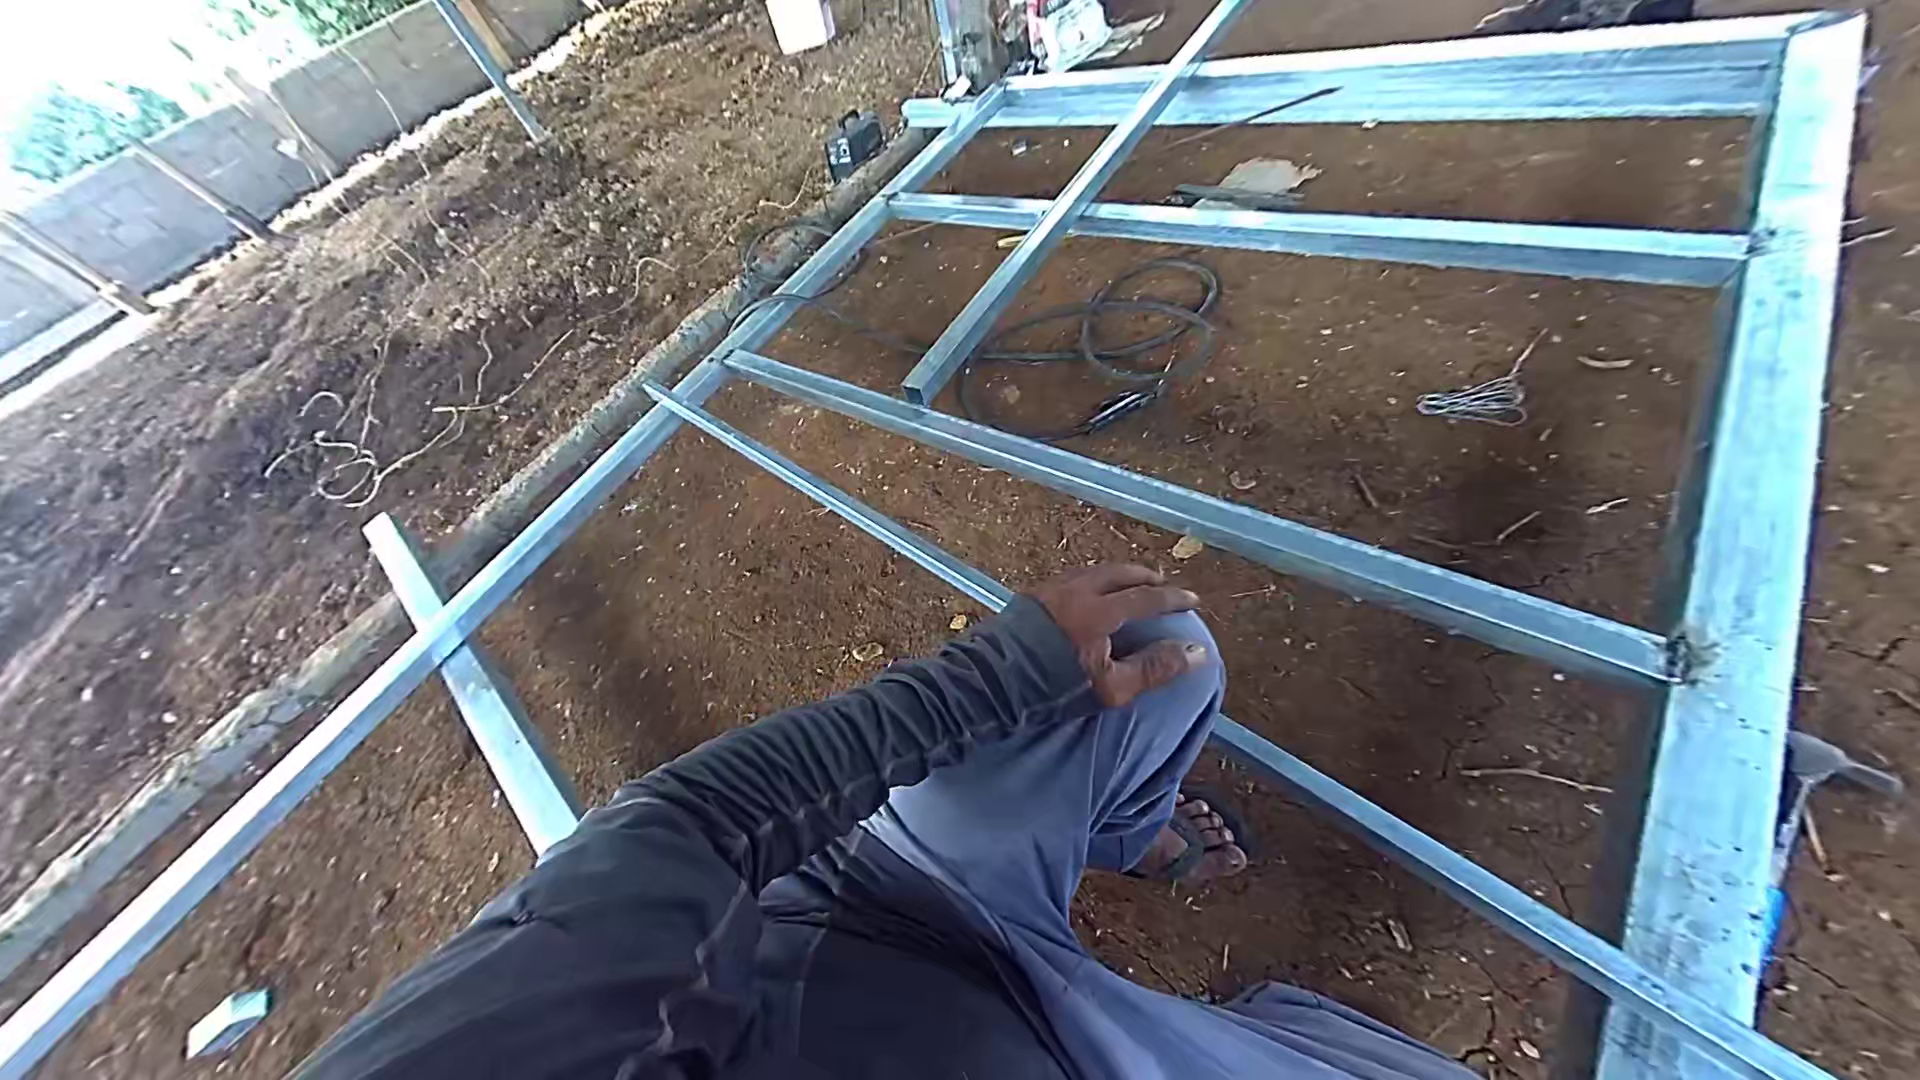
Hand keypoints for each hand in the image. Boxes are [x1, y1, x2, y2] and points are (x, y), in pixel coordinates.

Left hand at [1030, 564, 1207, 706]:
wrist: (992, 681)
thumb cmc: (1054, 688)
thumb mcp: (1111, 687)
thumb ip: (1155, 668)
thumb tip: (1197, 653)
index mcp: (1099, 610)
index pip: (1146, 597)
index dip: (1173, 598)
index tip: (1192, 600)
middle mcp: (1077, 590)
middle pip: (1120, 573)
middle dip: (1145, 577)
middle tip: (1162, 585)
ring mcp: (1052, 589)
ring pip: (1094, 572)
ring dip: (1118, 576)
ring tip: (1131, 585)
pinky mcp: (1033, 595)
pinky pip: (1074, 577)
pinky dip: (1094, 580)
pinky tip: (1093, 592)